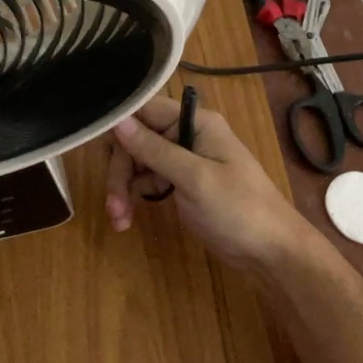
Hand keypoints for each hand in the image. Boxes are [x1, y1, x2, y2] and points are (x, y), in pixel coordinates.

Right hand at [104, 94, 314, 267]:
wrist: (271, 252)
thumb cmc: (239, 209)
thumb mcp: (195, 179)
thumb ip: (155, 149)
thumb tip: (118, 121)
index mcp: (195, 122)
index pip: (144, 109)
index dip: (118, 124)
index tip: (91, 142)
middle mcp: (186, 133)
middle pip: (136, 138)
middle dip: (120, 169)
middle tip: (113, 201)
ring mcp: (183, 158)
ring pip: (137, 161)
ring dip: (123, 187)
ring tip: (118, 218)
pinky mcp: (179, 182)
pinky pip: (146, 180)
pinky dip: (133, 197)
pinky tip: (125, 219)